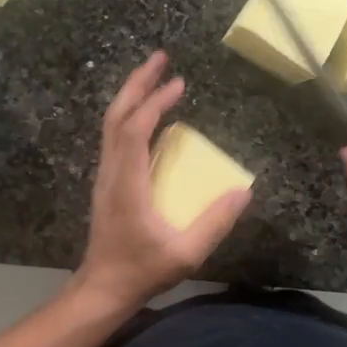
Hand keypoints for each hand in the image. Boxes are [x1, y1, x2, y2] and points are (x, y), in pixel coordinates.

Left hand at [76, 51, 250, 311]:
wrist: (103, 288)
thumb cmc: (143, 271)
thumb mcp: (186, 254)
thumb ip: (215, 222)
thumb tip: (243, 191)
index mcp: (127, 184)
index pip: (135, 130)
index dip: (155, 103)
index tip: (179, 83)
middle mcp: (111, 172)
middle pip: (116, 116)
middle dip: (137, 84)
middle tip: (159, 58)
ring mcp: (105, 177)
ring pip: (111, 125)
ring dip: (131, 96)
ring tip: (155, 76)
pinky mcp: (107, 183)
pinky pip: (115, 138)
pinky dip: (131, 116)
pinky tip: (149, 115)